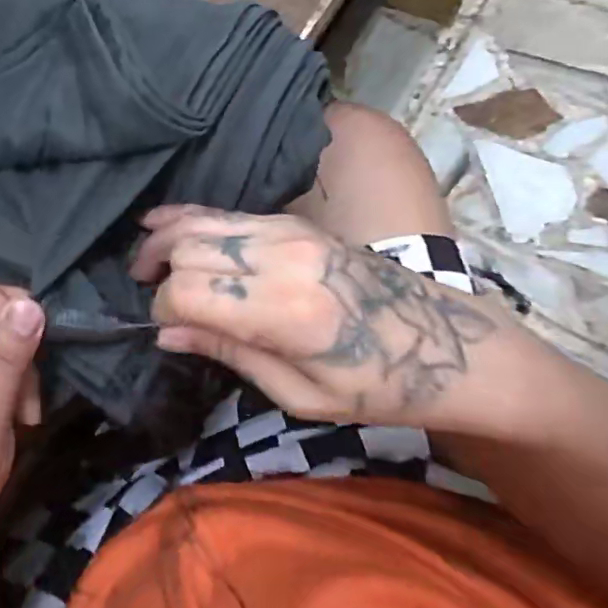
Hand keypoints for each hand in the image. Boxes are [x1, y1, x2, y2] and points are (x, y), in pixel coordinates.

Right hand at [131, 206, 540, 432]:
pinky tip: (159, 225)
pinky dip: (186, 217)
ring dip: (163, 241)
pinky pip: (222, 211)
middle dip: (157, 273)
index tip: (165, 328)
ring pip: (197, 223)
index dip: (161, 309)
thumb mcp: (302, 395)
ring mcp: (289, 233)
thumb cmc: (384, 389)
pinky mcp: (293, 223)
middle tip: (148, 293)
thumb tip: (165, 332)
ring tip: (144, 262)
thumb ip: (229, 352)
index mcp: (288, 312)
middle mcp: (283, 259)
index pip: (186, 292)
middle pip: (185, 250)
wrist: (463, 350)